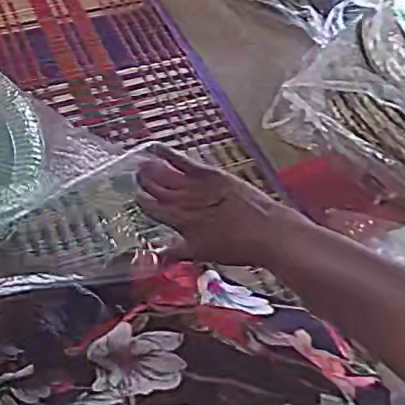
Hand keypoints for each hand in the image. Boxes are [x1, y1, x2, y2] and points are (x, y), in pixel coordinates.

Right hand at [136, 147, 314, 271]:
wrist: (266, 232)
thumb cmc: (236, 246)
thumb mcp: (202, 253)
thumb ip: (175, 253)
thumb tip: (156, 257)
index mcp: (179, 222)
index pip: (152, 209)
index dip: (143, 202)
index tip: (138, 197)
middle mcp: (182, 202)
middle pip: (155, 188)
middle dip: (144, 182)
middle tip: (137, 176)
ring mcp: (194, 186)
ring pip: (163, 174)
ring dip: (150, 169)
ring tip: (142, 165)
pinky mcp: (208, 173)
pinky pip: (181, 160)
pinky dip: (166, 153)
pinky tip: (155, 147)